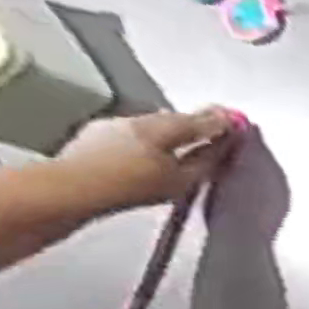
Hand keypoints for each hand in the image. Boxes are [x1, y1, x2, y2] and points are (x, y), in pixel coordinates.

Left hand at [56, 109, 240, 214]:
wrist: (72, 189)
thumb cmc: (133, 186)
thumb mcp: (183, 179)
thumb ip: (206, 160)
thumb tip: (222, 147)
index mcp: (158, 129)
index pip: (197, 121)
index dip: (219, 121)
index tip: (236, 119)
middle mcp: (133, 120)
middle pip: (172, 119)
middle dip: (194, 123)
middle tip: (214, 125)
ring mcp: (109, 125)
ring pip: (151, 124)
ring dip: (171, 129)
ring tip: (187, 138)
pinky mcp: (93, 134)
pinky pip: (131, 130)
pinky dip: (149, 136)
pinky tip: (154, 148)